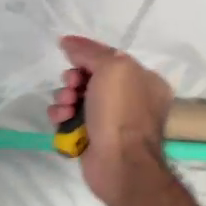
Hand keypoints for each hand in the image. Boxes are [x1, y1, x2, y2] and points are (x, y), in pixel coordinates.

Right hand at [49, 35, 173, 205]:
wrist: (120, 164)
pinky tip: (63, 121)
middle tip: (72, 88)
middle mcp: (129, 100)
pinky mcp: (91, 138)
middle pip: (88, 77)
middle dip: (73, 80)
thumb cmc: (122, 112)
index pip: (109, 58)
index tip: (70, 58)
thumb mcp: (112, 68)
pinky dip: (61, 118)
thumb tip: (68, 42)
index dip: (86, 56)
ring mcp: (110, 121)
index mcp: (144, 81)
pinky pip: (68, 120)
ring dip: (63, 99)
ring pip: (75, 99)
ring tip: (67, 109)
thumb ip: (89, 51)